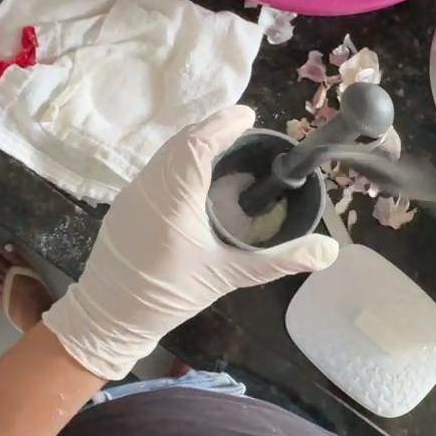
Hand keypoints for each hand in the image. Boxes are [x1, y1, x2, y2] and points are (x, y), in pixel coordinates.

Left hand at [43, 106, 339, 379]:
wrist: (107, 318)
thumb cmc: (167, 296)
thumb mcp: (227, 277)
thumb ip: (279, 261)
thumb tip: (328, 250)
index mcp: (173, 197)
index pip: (198, 143)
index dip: (223, 124)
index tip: (248, 116)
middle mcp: (149, 186)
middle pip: (180, 142)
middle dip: (211, 128)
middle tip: (242, 128)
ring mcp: (131, 194)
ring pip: (164, 154)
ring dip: (192, 143)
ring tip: (223, 145)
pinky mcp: (123, 205)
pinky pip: (153, 169)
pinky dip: (176, 159)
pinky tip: (194, 173)